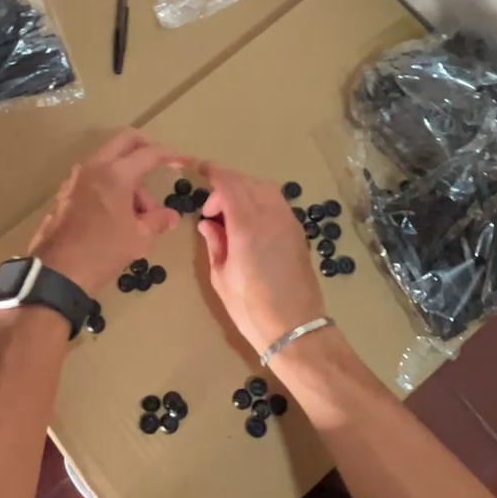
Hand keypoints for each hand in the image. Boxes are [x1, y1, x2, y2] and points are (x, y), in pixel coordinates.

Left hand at [28, 129, 186, 296]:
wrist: (56, 273)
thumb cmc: (102, 252)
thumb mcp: (139, 238)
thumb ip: (158, 220)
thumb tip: (172, 216)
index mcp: (116, 173)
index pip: (150, 153)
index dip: (171, 155)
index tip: (184, 162)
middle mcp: (94, 166)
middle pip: (125, 140)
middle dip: (146, 147)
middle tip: (161, 164)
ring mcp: (75, 177)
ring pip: (108, 159)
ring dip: (127, 174)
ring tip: (139, 211)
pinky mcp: (65, 192)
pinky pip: (94, 176)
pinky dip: (110, 183)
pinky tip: (116, 213)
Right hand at [196, 161, 326, 356]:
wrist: (295, 328)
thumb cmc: (251, 308)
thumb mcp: (221, 277)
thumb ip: (214, 243)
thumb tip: (208, 223)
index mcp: (247, 226)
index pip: (229, 183)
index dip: (212, 172)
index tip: (198, 170)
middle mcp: (271, 216)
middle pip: (247, 181)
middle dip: (226, 184)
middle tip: (211, 210)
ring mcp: (288, 222)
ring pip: (265, 188)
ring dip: (245, 189)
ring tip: (230, 214)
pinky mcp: (297, 232)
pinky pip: (277, 202)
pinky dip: (260, 200)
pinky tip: (249, 222)